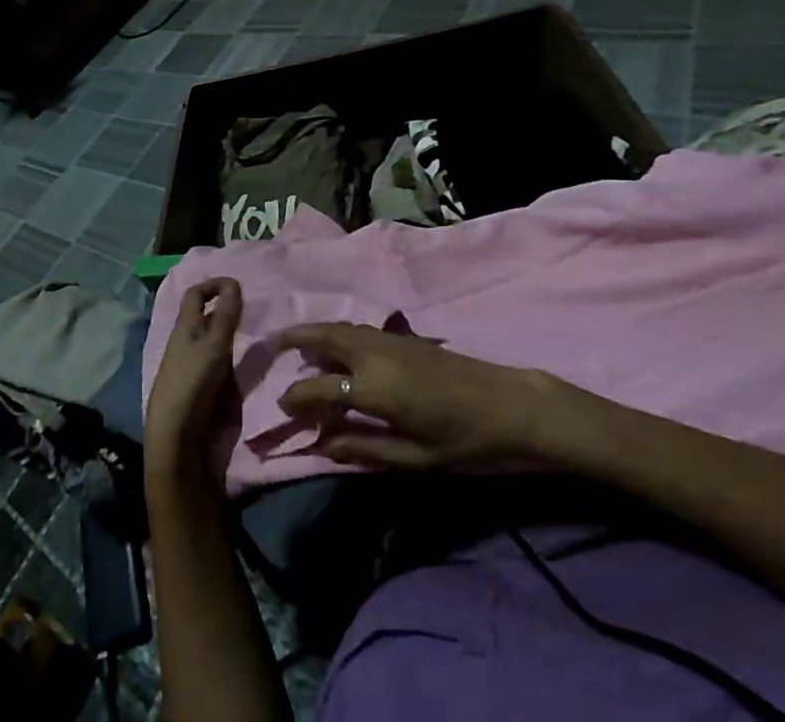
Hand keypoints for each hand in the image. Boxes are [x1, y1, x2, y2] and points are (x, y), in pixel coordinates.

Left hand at [145, 279, 242, 468]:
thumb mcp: (214, 346)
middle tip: (253, 310)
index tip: (238, 285)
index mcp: (184, 327)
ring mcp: (190, 364)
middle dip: (224, 309)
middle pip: (203, 316)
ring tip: (254, 332)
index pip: (195, 295)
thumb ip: (226, 317)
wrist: (176, 432)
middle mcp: (185, 341)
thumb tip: (233, 284)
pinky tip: (242, 361)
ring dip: (228, 332)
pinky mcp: (198, 384)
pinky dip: (228, 354)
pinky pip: (215, 360)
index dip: (213, 285)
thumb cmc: (193, 383)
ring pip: (209, 338)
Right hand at [274, 323, 572, 468]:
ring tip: (297, 341)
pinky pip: (357, 328)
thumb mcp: (414, 457)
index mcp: (373, 389)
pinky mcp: (403, 337)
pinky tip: (335, 344)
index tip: (285, 409)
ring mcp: (389, 341)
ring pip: (340, 327)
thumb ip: (363, 448)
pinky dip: (336, 332)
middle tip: (273, 343)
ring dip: (314, 331)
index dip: (296, 399)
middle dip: (295, 338)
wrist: (511, 405)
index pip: (318, 388)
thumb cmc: (463, 439)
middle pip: (323, 338)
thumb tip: (323, 445)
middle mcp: (374, 356)